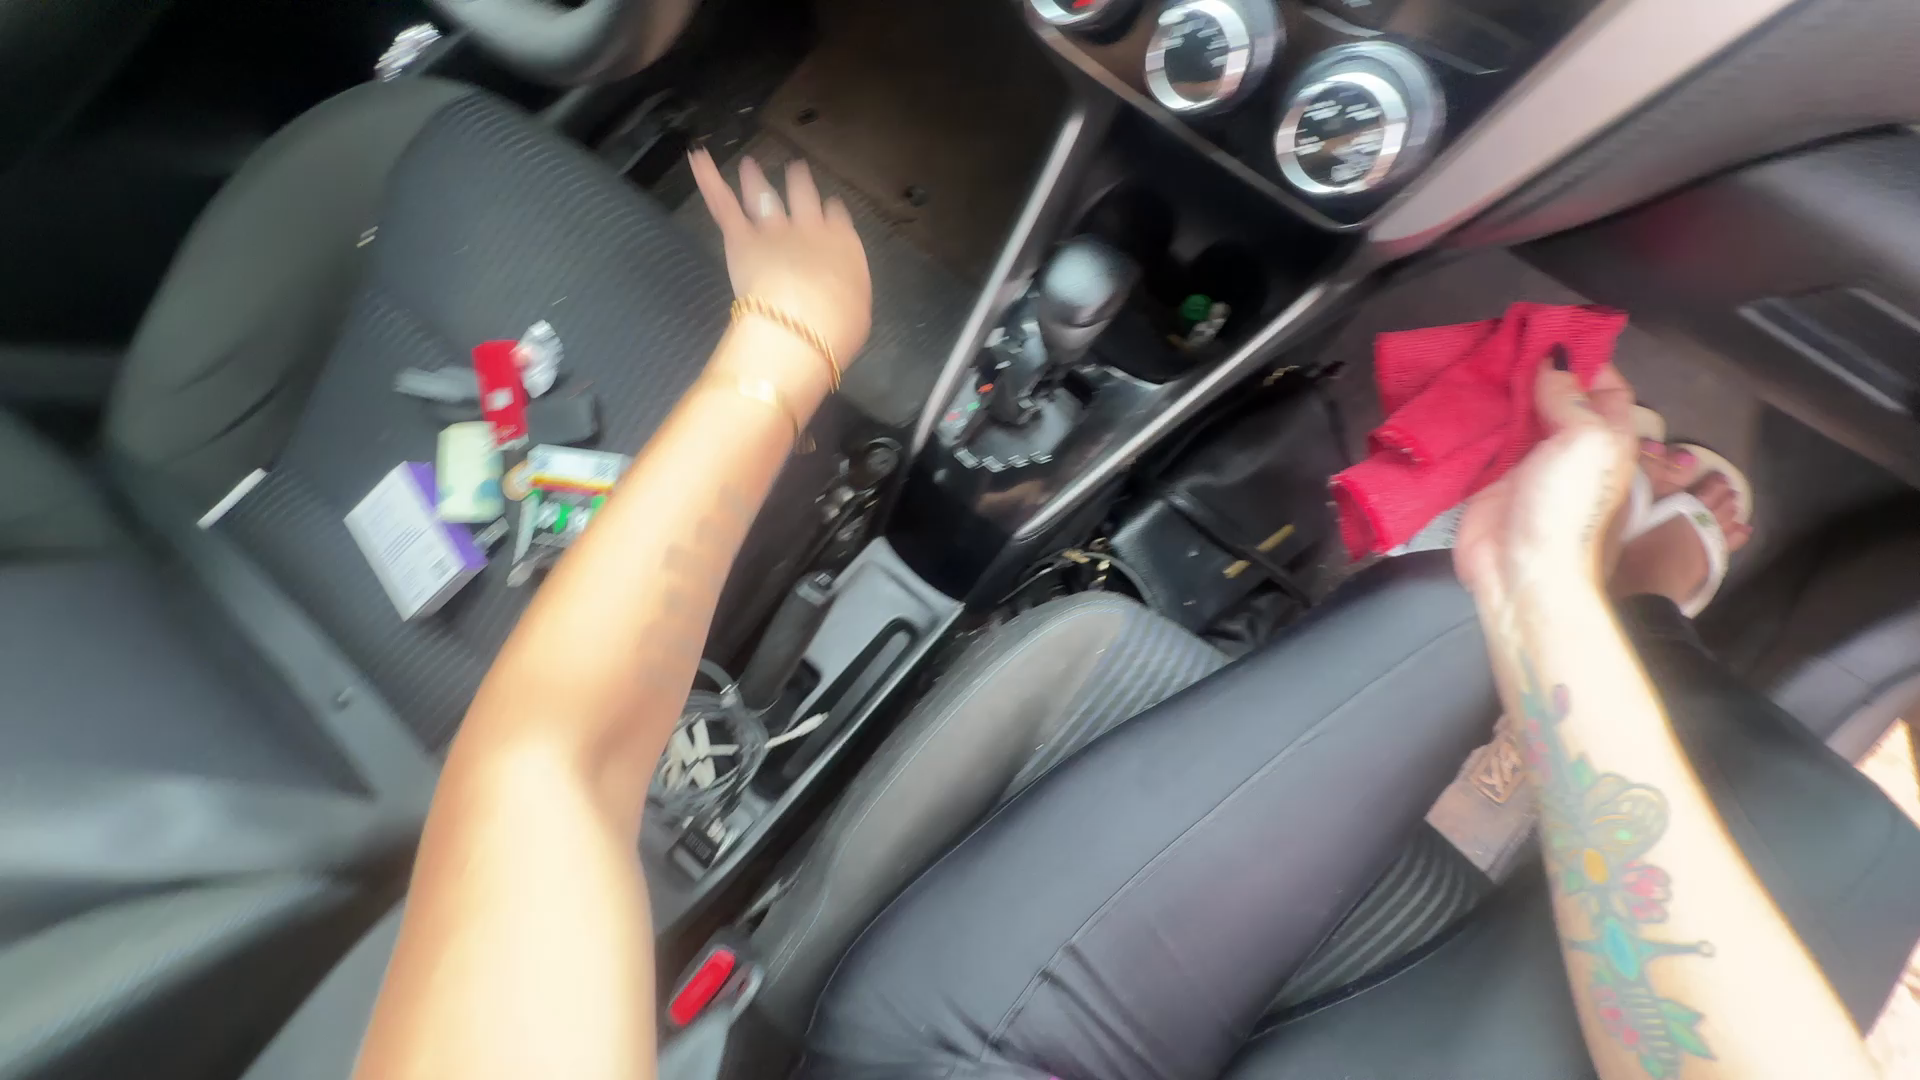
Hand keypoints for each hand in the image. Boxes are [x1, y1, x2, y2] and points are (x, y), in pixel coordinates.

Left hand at [690, 148, 872, 370]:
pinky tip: (697, 157)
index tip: (829, 207)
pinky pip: (723, 203)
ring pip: (763, 194)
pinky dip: (708, 179)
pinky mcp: (740, 238)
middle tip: (795, 170)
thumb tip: (840, 297)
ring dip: (756, 178)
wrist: (804, 326)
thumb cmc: (839, 328)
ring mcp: (772, 229)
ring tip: (749, 165)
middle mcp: (809, 228)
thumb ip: (847, 293)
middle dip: (799, 182)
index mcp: (843, 244)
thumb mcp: (856, 311)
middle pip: (803, 195)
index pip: (836, 216)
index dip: (830, 210)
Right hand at [1455, 360, 1637, 599]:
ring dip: (1497, 393)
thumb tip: (1554, 358)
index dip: (1581, 356)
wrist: (1520, 566)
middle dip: (1531, 369)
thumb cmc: (1564, 506)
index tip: (1549, 328)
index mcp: (1604, 434)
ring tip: (1473, 362)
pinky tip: (1454, 401)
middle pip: (1552, 396)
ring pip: (1513, 415)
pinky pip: (1480, 440)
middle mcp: (1566, 444)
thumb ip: (1569, 397)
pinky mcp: (1486, 477)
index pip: (1602, 383)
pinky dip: (1470, 421)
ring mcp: (1524, 461)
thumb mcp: (1583, 441)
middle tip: (1501, 339)